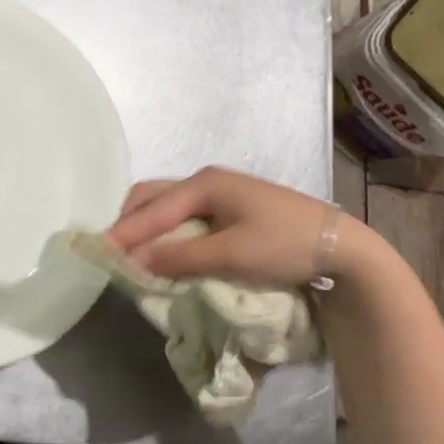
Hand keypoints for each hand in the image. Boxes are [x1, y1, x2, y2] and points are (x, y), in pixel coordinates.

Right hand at [105, 167, 346, 287]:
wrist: (343, 247)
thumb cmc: (285, 245)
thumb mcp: (231, 255)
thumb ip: (180, 257)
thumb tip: (134, 262)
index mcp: (204, 184)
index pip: (152, 209)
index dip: (125, 233)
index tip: (100, 254)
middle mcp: (207, 180)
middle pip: (152, 196)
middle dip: (130, 222)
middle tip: (114, 251)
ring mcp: (221, 192)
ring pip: (168, 203)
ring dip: (148, 225)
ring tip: (135, 253)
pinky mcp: (233, 208)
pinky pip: (185, 213)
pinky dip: (166, 228)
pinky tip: (165, 247)